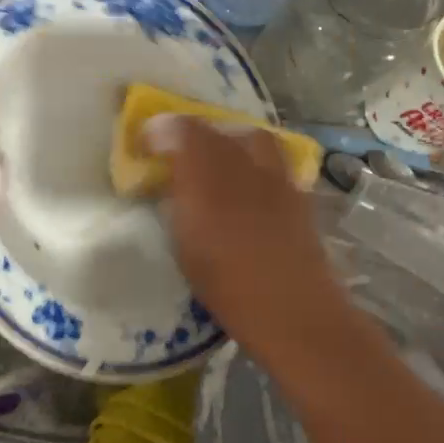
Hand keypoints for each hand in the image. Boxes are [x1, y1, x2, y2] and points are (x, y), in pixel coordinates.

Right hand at [144, 115, 344, 352]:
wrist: (294, 313)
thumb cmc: (226, 283)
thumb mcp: (183, 242)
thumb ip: (173, 200)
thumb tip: (166, 179)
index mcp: (207, 173)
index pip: (180, 129)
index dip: (158, 131)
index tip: (143, 147)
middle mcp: (245, 166)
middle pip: (218, 130)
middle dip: (193, 134)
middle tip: (177, 154)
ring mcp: (277, 181)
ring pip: (253, 141)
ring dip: (229, 143)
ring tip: (216, 165)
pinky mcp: (300, 200)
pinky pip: (274, 165)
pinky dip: (255, 166)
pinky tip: (247, 191)